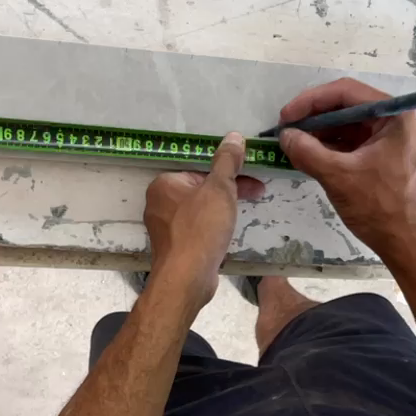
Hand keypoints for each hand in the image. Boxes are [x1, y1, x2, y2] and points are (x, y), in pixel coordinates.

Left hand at [142, 133, 266, 309]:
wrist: (187, 278)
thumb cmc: (200, 229)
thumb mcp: (219, 189)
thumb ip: (227, 162)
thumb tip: (234, 137)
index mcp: (164, 184)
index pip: (200, 170)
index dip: (228, 172)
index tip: (251, 179)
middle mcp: (159, 205)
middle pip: (200, 190)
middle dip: (228, 192)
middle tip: (256, 194)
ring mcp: (165, 230)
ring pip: (199, 212)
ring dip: (222, 212)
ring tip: (243, 216)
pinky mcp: (174, 250)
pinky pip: (196, 232)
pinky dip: (212, 231)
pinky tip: (226, 238)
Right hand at [276, 79, 415, 258]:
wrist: (403, 242)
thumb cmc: (379, 208)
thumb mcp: (339, 177)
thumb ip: (308, 152)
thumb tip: (284, 136)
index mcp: (393, 116)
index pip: (346, 93)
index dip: (311, 101)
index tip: (286, 116)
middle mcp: (393, 121)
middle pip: (346, 107)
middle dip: (313, 118)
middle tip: (287, 130)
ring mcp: (387, 140)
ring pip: (346, 126)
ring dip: (318, 134)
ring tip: (293, 144)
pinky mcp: (380, 158)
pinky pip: (350, 144)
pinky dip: (328, 148)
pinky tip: (309, 156)